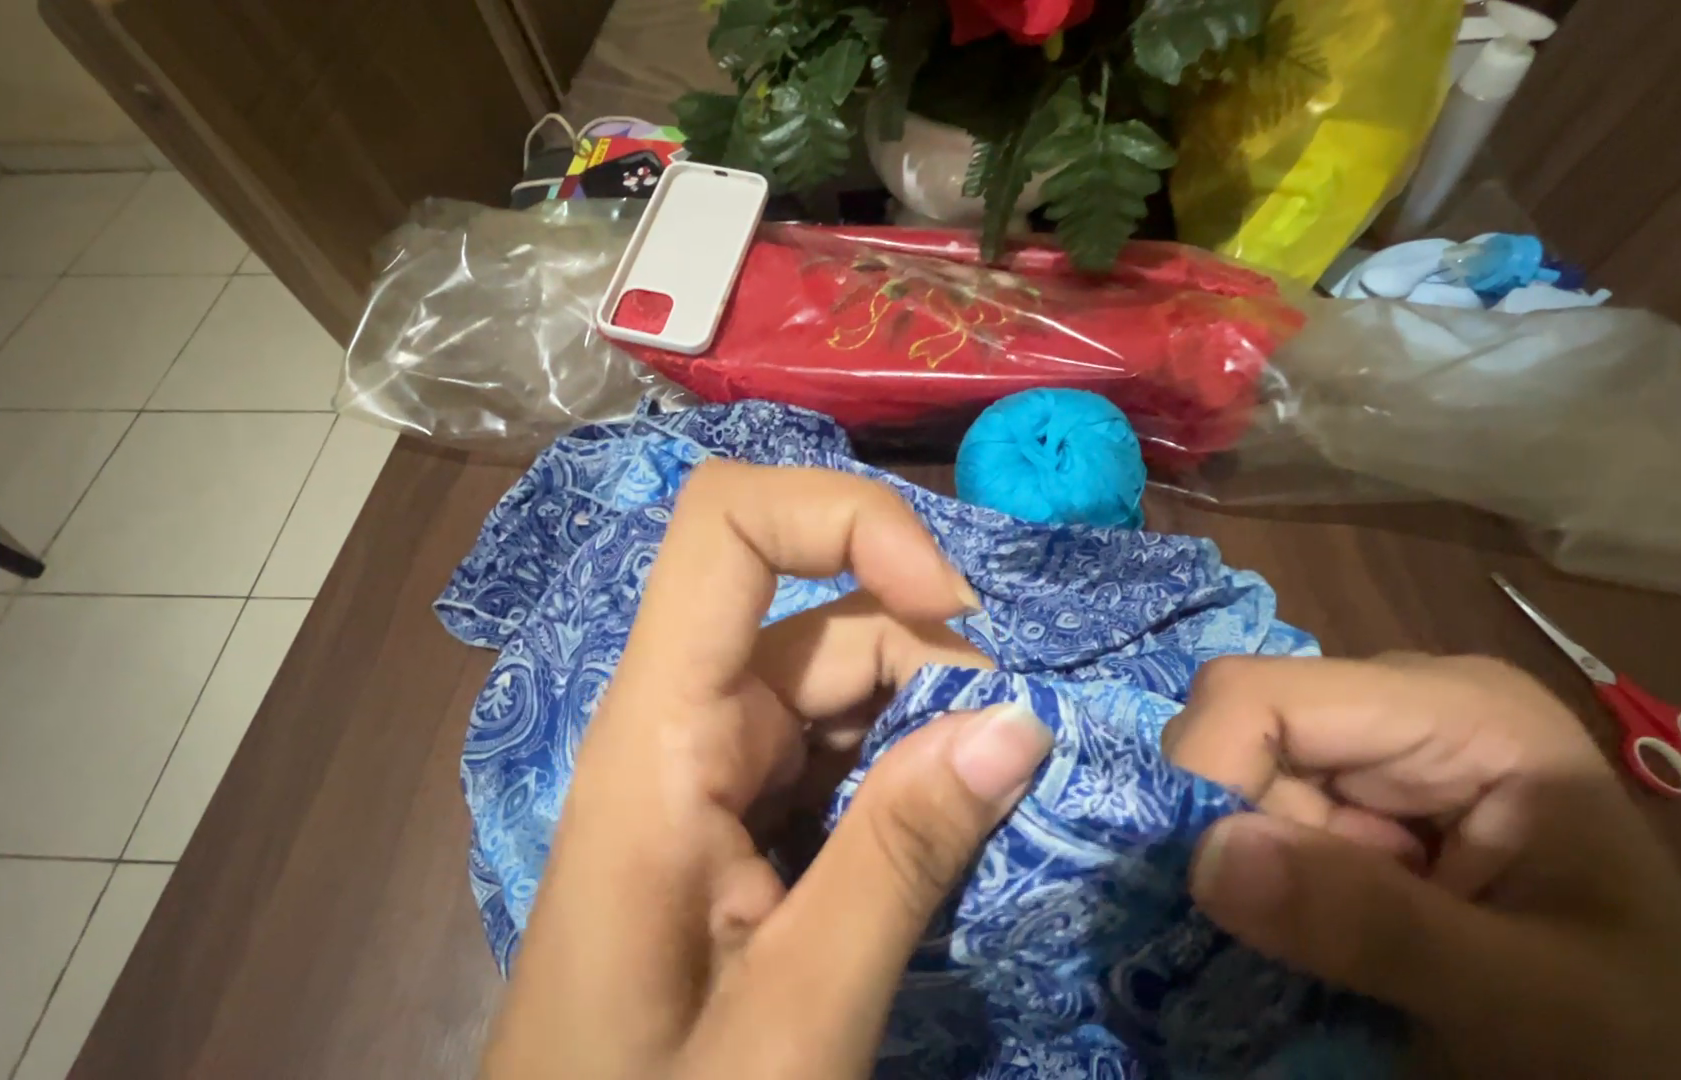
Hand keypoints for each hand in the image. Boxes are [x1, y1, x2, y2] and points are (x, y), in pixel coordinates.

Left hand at [481, 461, 1052, 1078]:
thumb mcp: (791, 1018)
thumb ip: (899, 860)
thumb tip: (1018, 723)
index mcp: (659, 735)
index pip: (725, 527)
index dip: (847, 520)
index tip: (956, 607)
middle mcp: (683, 720)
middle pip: (822, 616)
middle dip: (934, 660)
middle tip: (1021, 760)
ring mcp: (712, 762)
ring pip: (843, 682)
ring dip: (931, 724)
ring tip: (995, 811)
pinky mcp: (736, 808)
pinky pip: (837, 747)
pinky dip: (905, 772)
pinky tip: (949, 834)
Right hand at [1165, 653, 1680, 1076]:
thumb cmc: (1648, 1040)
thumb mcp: (1535, 1001)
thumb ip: (1381, 927)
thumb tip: (1205, 856)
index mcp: (1459, 710)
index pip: (1260, 695)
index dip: (1209, 771)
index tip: (1209, 880)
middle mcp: (1399, 706)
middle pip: (1239, 733)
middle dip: (1238, 830)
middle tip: (1299, 930)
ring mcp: (1371, 750)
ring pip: (1234, 778)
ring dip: (1250, 862)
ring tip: (1329, 940)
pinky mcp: (1349, 795)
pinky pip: (1254, 814)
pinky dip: (1257, 876)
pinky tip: (1316, 927)